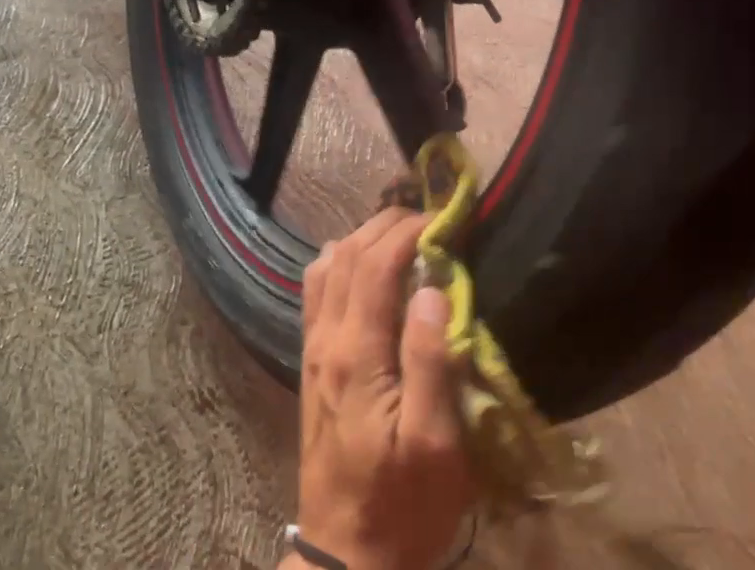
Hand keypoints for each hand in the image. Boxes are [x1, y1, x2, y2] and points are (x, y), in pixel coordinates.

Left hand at [285, 207, 472, 569]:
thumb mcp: (436, 443)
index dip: (406, 231)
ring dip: (360, 241)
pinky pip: (315, 295)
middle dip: (384, 226)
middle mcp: (325, 339)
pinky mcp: (311, 363)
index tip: (443, 217)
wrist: (346, 546)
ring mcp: (312, 349)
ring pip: (323, 270)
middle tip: (428, 218)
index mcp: (356, 353)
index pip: (375, 265)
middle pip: (345, 257)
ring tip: (401, 237)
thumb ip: (432, 362)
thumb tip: (433, 289)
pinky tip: (364, 273)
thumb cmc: (404, 503)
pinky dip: (340, 266)